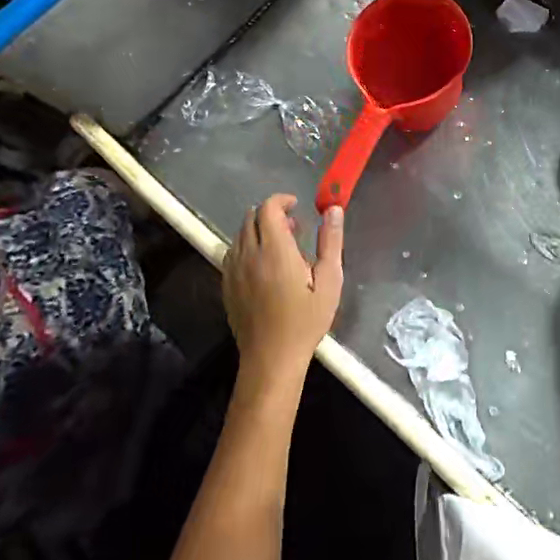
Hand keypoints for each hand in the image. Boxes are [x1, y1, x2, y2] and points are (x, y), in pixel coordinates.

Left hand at [222, 194, 343, 376]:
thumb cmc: (306, 320)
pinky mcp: (226, 285)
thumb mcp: (330, 280)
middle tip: (295, 228)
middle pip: (251, 217)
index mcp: (275, 251)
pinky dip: (247, 246)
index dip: (282, 201)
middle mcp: (249, 256)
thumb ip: (331, 241)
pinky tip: (264, 265)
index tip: (298, 206)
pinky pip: (233, 253)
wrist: (271, 358)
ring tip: (282, 247)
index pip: (268, 210)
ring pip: (240, 234)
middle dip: (272, 214)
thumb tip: (333, 210)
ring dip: (259, 230)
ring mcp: (233, 271)